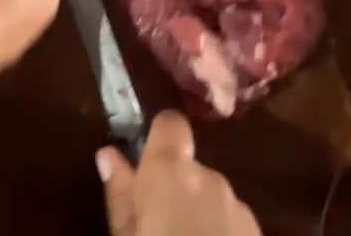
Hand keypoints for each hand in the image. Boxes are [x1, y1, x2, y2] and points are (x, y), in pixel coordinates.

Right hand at [100, 112, 262, 235]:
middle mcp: (209, 179)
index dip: (160, 138)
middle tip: (158, 228)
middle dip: (176, 191)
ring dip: (200, 217)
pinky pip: (233, 225)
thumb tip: (109, 155)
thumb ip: (120, 195)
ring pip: (213, 199)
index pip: (171, 124)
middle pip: (191, 169)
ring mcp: (241, 211)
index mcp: (170, 172)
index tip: (147, 165)